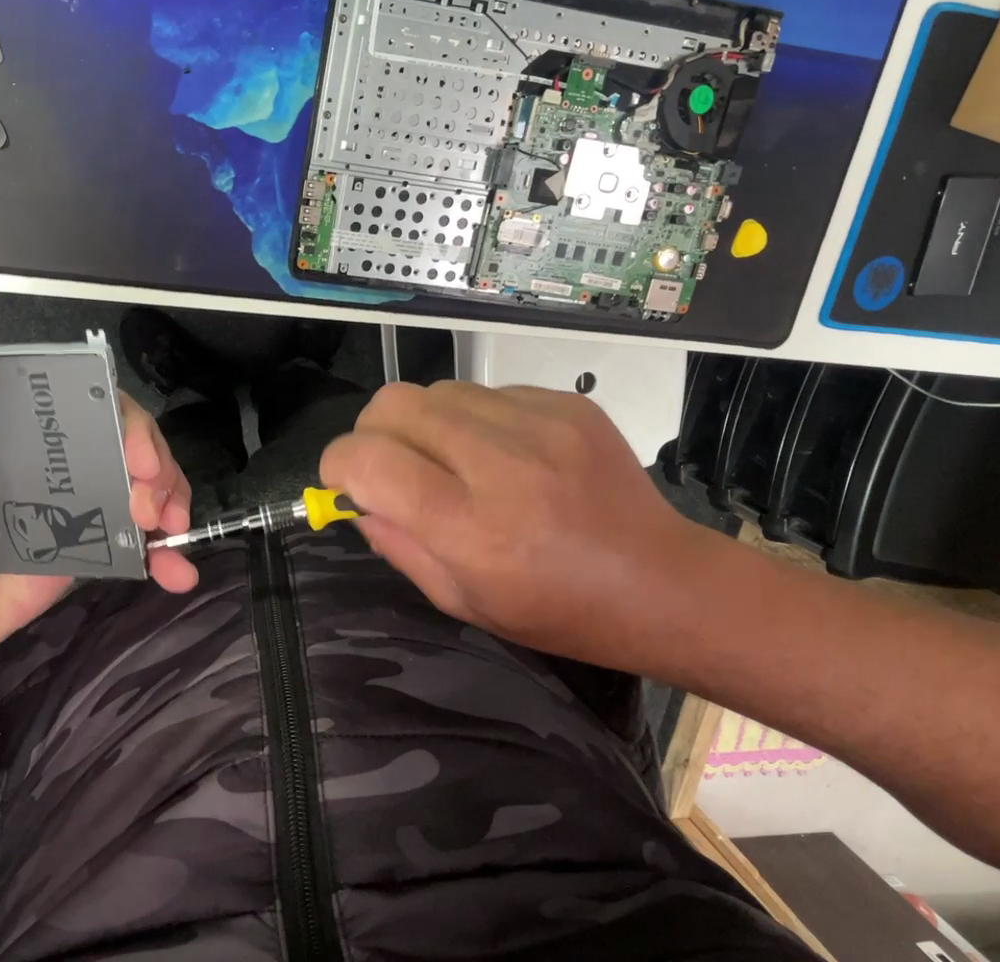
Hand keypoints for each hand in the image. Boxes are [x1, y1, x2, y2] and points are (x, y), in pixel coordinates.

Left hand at [0, 340, 198, 659]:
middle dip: (154, 460)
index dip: (117, 410)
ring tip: (167, 529)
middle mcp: (57, 454)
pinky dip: (167, 552)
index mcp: (19, 428)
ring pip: (145, 479)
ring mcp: (81, 499)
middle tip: (147, 502)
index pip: (80, 395)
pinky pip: (141, 538)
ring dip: (171, 496)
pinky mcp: (94, 542)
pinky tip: (177, 571)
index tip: (133, 446)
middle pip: (126, 434)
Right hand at [319, 381, 716, 670]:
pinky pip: (488, 392)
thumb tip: (355, 500)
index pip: (368, 461)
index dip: (337, 465)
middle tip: (390, 466)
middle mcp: (501, 463)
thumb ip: (398, 546)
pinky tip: (503, 454)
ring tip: (451, 461)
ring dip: (424, 423)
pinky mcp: (568, 403)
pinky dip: (474, 418)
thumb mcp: (462, 601)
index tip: (343, 483)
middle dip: (372, 433)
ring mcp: (540, 424)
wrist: (662, 583)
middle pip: (394, 405)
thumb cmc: (556, 611)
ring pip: (438, 390)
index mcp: (470, 526)